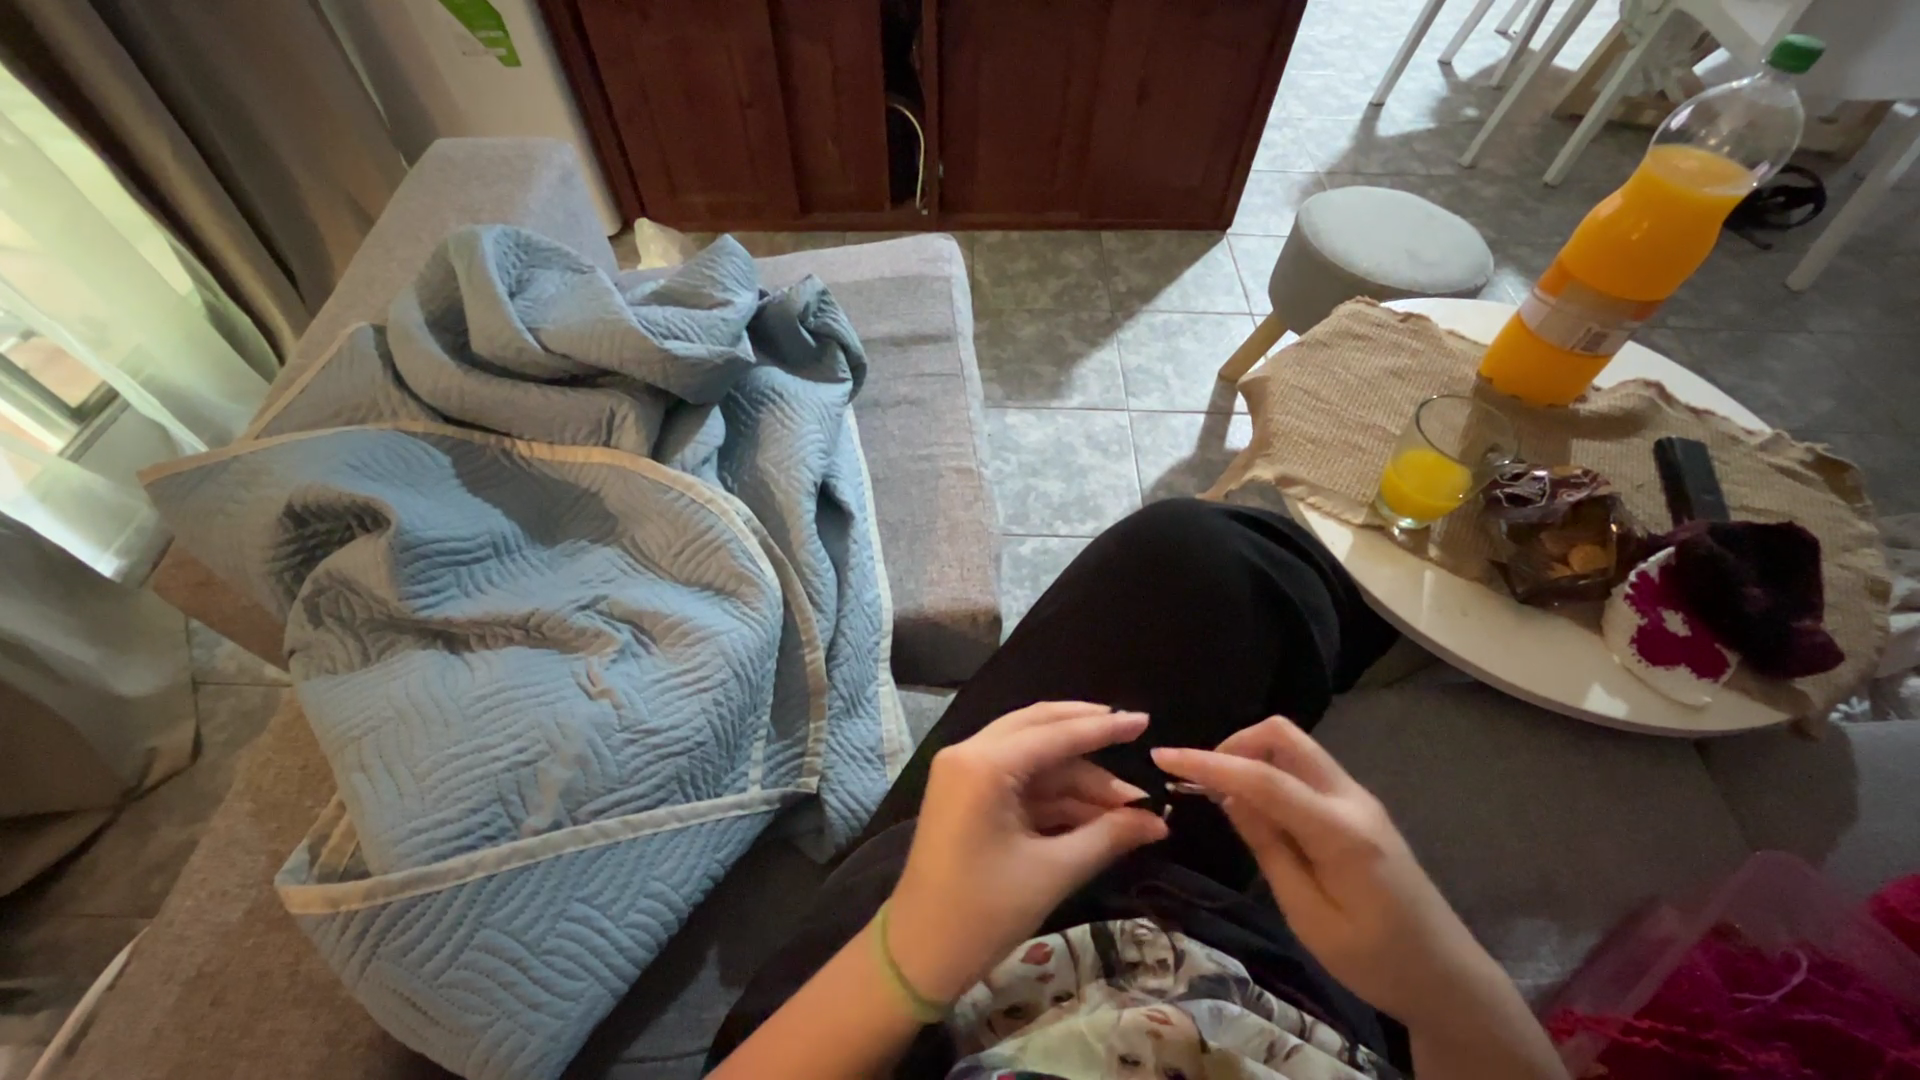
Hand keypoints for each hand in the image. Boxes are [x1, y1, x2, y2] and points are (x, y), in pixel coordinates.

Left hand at [884, 702, 1169, 1004]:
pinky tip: (1097, 812)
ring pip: (1032, 756)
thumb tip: (1157, 820)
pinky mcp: (967, 795)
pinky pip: (1019, 779)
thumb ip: (1108, 836)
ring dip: (1078, 777)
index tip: (1144, 720)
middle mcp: (970, 754)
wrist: (919, 953)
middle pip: (1039, 728)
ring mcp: (964, 773)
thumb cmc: (983, 911)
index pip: (1054, 734)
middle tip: (1135, 735)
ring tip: (1131, 804)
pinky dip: (1056, 793)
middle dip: (1088, 737)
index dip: (1103, 728)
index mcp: (983, 764)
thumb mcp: (1053, 872)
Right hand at [1151, 717, 1506, 1030]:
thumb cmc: (1376, 961)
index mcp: (1341, 832)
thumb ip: (1269, 848)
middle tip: (1199, 780)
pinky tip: (1254, 807)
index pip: (1263, 778)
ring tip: (1220, 795)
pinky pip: (1304, 768)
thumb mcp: (1309, 917)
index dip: (1208, 762)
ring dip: (1250, 755)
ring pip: (1293, 746)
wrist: (1448, 977)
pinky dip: (1269, 770)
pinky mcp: (1357, 807)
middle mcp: (1352, 799)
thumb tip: (1229, 796)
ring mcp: (1358, 798)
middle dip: (1232, 744)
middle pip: (1283, 736)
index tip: (1163, 756)